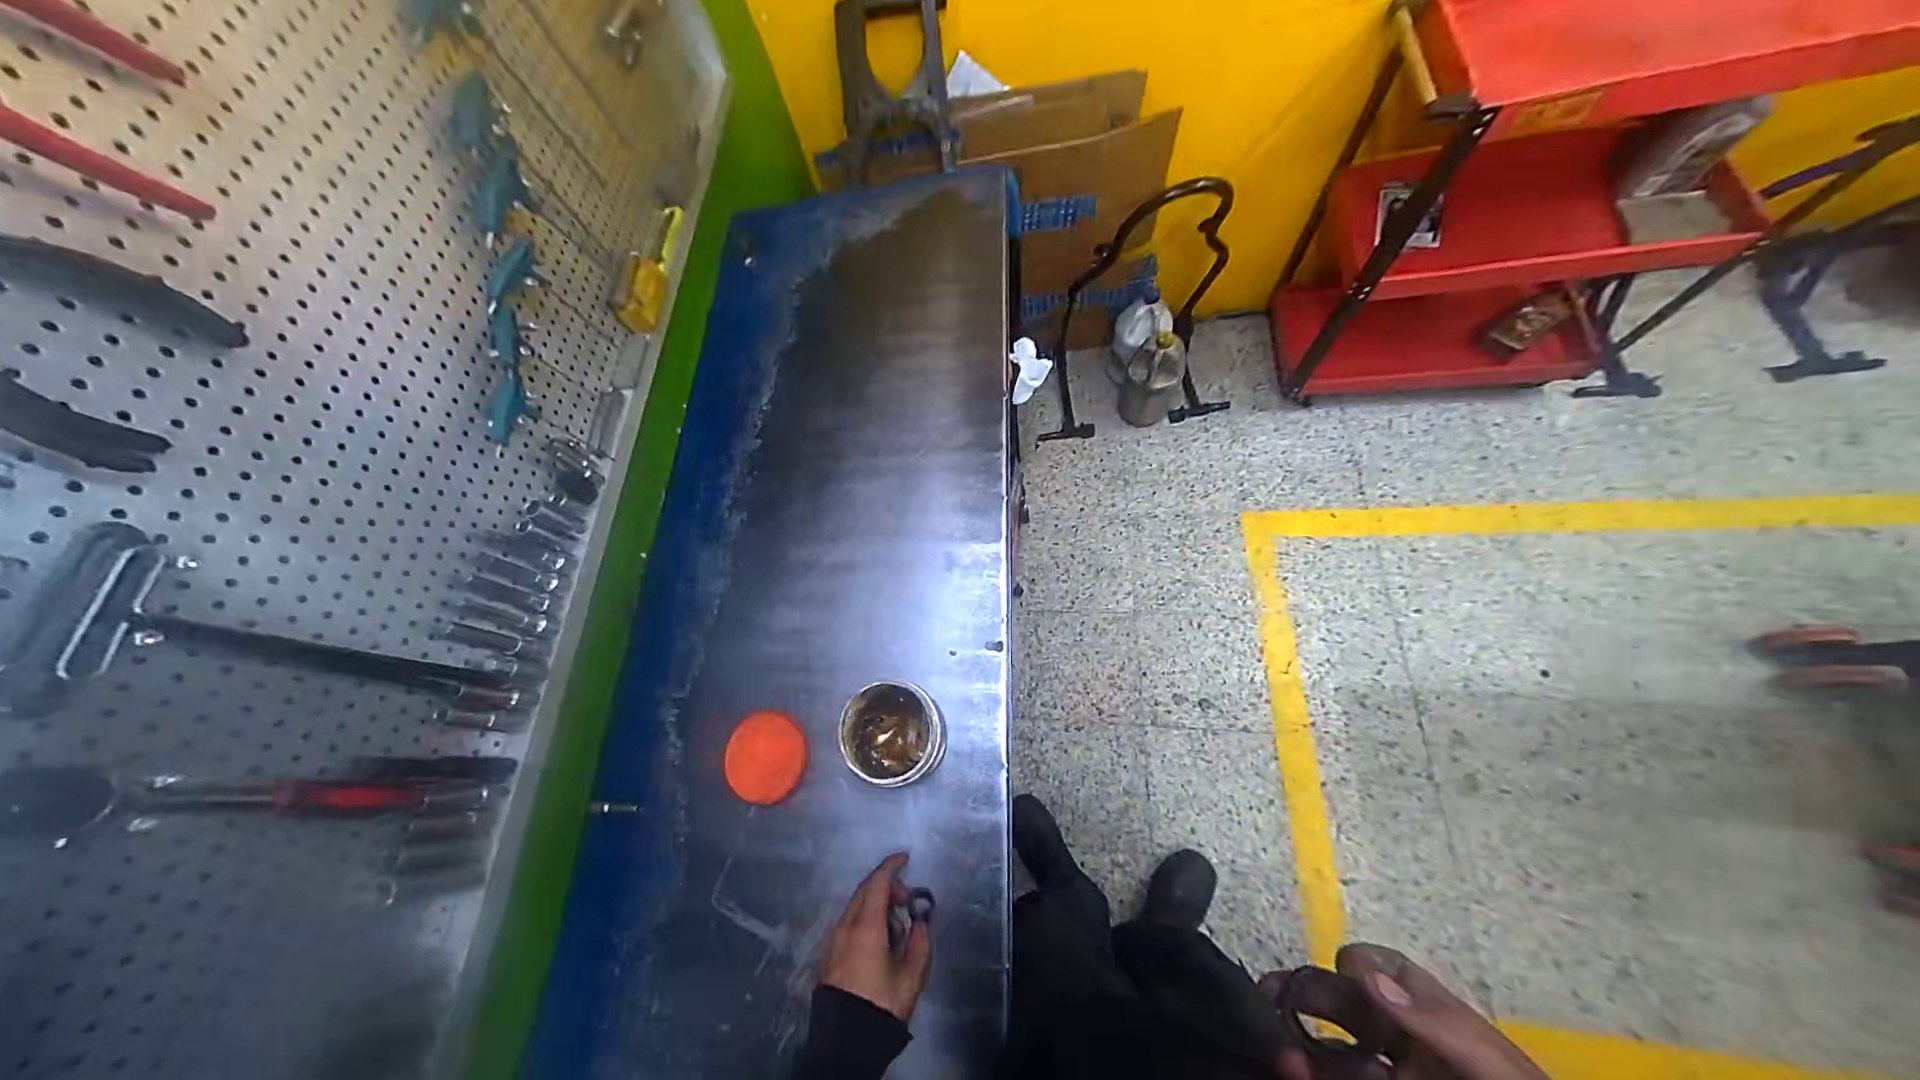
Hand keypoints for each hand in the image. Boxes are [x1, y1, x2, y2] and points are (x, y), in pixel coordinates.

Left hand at [818, 852, 932, 1021]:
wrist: (844, 1043)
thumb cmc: (880, 1005)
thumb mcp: (911, 977)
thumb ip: (919, 944)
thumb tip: (917, 925)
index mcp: (865, 926)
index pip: (877, 883)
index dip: (891, 866)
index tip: (905, 857)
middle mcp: (845, 927)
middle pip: (864, 891)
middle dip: (887, 887)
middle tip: (907, 900)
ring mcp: (832, 942)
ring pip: (855, 908)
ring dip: (876, 906)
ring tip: (896, 931)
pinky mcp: (827, 956)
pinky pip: (848, 925)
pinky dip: (865, 921)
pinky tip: (878, 944)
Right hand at [1272, 944, 1546, 1079]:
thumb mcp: (1489, 1063)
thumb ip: (1432, 1019)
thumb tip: (1366, 975)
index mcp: (1427, 1015)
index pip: (1376, 966)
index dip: (1355, 964)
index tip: (1345, 973)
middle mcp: (1399, 1041)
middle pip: (1337, 1004)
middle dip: (1300, 994)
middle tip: (1267, 999)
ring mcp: (1386, 1076)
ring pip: (1326, 1049)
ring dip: (1294, 1042)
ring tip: (1276, 1051)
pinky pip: (1332, 1078)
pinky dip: (1305, 1072)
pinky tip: (1291, 1071)